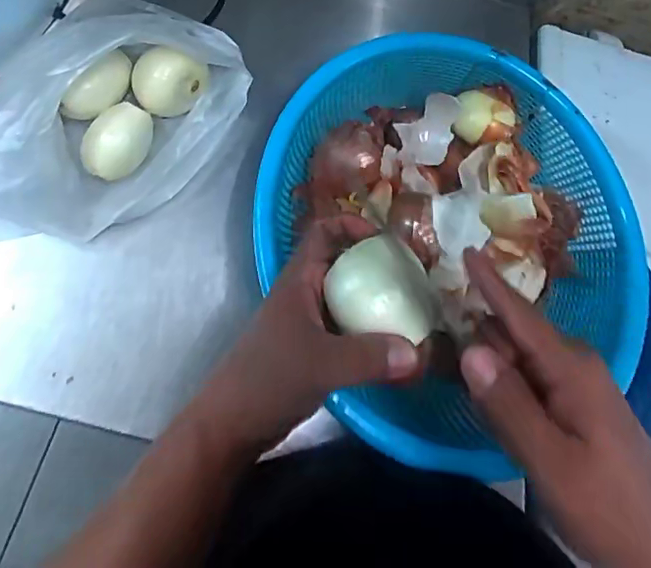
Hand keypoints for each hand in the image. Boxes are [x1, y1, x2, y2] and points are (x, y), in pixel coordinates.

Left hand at [188, 214, 419, 455]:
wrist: (231, 425)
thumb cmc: (269, 379)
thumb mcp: (322, 364)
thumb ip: (370, 357)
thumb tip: (419, 353)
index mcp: (299, 280)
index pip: (323, 232)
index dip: (352, 225)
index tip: (386, 241)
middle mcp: (304, 293)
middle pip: (341, 263)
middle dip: (375, 264)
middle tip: (411, 274)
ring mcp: (307, 322)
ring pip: (346, 297)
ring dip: (375, 300)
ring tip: (410, 307)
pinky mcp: (312, 350)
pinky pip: (347, 328)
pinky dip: (369, 331)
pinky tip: (393, 346)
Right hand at [459, 250, 650, 567]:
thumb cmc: (608, 504)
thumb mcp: (551, 462)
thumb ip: (508, 405)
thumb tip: (469, 348)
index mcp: (571, 367)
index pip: (521, 315)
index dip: (490, 283)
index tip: (465, 249)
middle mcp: (576, 364)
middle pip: (516, 334)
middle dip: (479, 331)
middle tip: (436, 335)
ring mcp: (579, 384)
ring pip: (522, 358)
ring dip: (491, 359)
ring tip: (450, 362)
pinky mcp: (578, 406)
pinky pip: (533, 379)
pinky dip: (507, 382)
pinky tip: (487, 397)